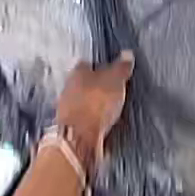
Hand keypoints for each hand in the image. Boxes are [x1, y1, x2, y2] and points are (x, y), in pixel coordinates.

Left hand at [53, 53, 133, 170]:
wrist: (79, 140)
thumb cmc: (94, 103)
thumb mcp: (115, 79)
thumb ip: (121, 67)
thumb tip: (127, 55)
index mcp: (77, 72)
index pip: (90, 63)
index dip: (102, 67)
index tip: (113, 71)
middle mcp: (68, 89)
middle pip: (85, 85)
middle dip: (98, 88)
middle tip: (114, 91)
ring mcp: (67, 112)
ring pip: (84, 104)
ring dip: (95, 108)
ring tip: (112, 112)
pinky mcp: (71, 132)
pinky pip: (85, 124)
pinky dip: (94, 124)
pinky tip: (105, 127)